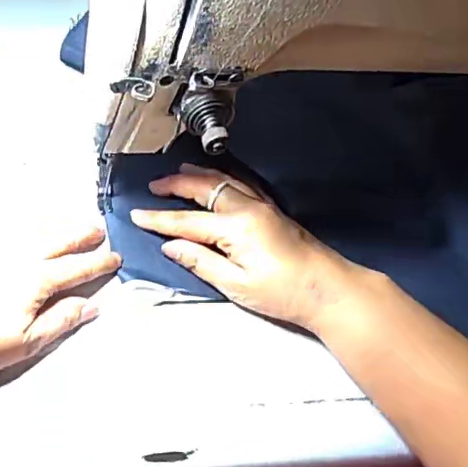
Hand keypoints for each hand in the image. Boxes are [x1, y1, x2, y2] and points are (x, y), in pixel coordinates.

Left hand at [0, 225, 120, 382]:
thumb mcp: (27, 342)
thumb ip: (61, 320)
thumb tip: (89, 306)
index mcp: (35, 280)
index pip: (75, 268)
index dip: (97, 263)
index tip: (113, 259)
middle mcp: (17, 257)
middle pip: (57, 238)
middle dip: (80, 233)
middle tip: (97, 230)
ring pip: (32, 226)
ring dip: (55, 221)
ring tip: (68, 219)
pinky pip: (2, 225)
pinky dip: (21, 218)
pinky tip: (24, 218)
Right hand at [129, 163, 372, 331]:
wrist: (329, 290)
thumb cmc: (286, 293)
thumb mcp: (235, 285)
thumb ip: (200, 262)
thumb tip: (172, 247)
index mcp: (236, 228)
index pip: (186, 221)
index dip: (159, 219)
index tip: (138, 215)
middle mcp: (249, 210)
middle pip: (204, 188)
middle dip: (175, 184)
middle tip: (154, 186)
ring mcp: (263, 207)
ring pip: (224, 181)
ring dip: (198, 176)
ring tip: (179, 173)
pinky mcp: (272, 212)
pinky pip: (241, 184)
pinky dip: (222, 178)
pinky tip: (217, 179)